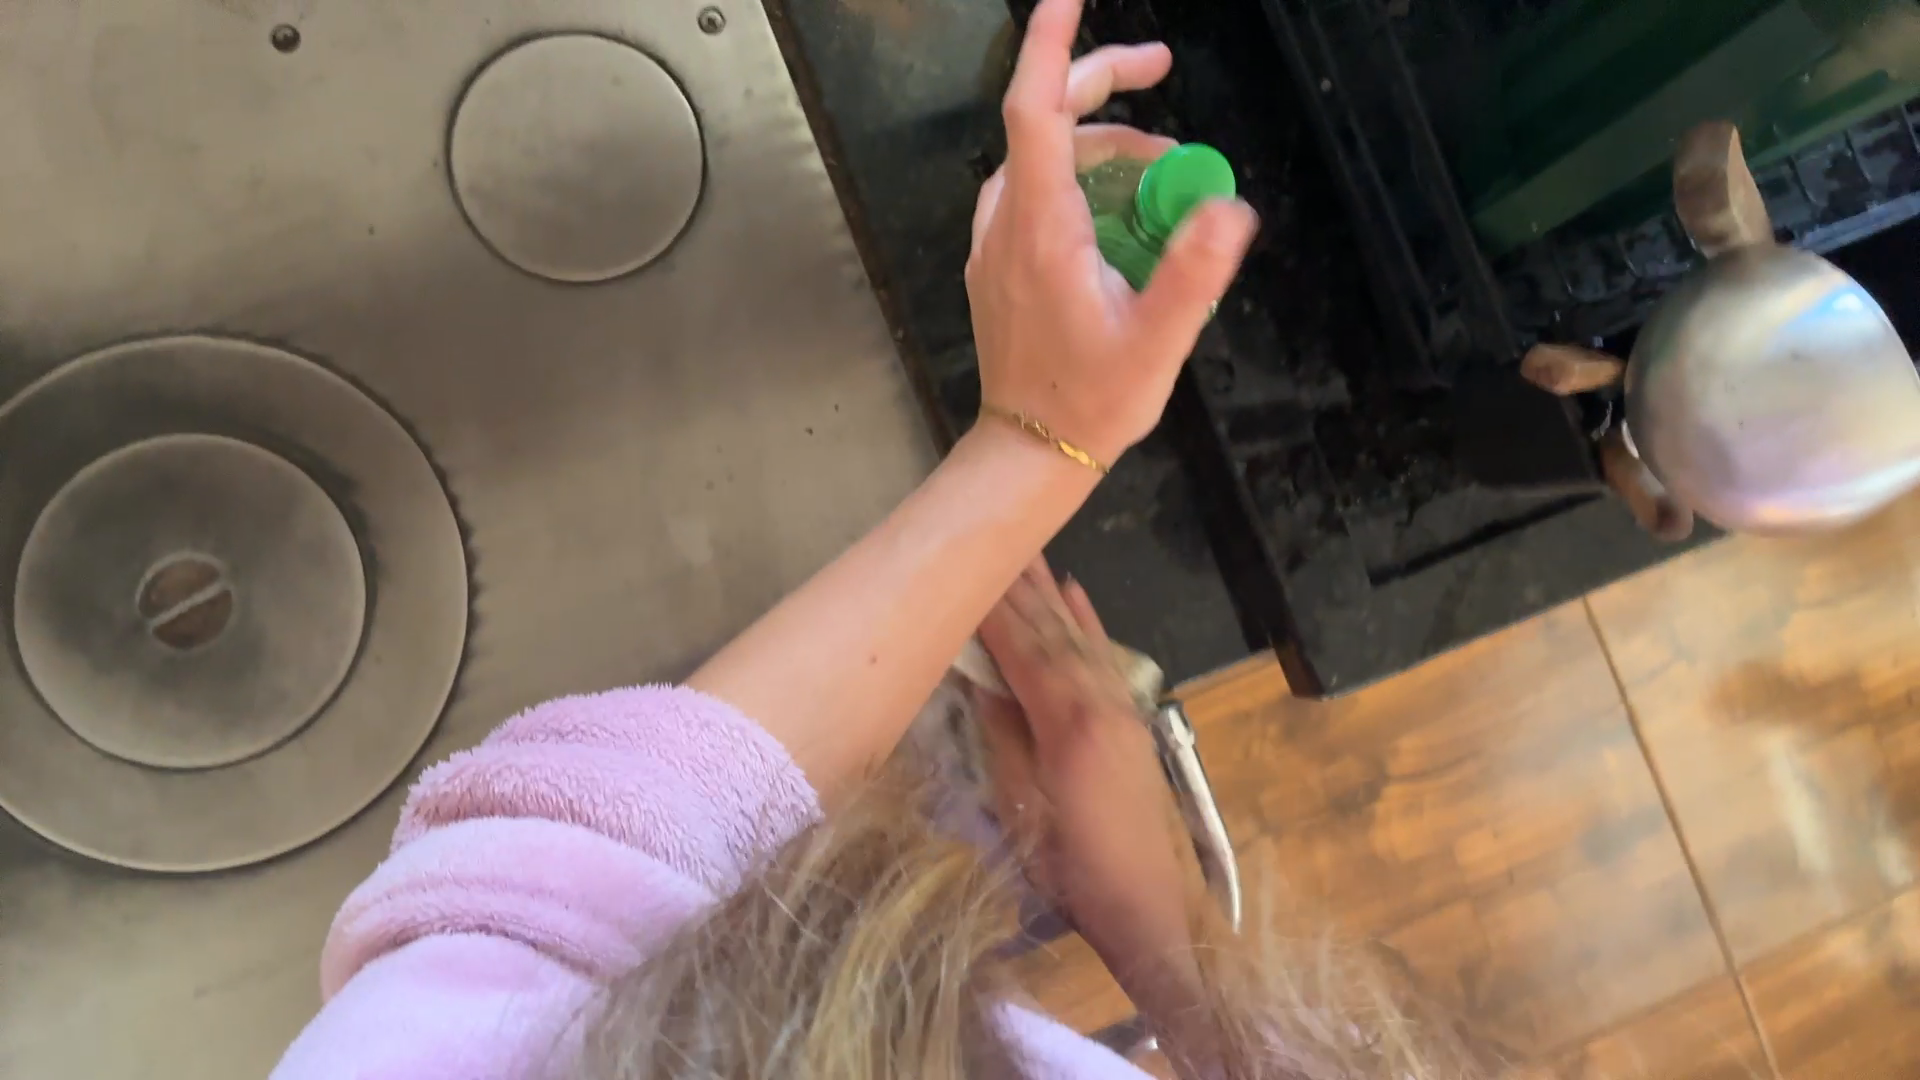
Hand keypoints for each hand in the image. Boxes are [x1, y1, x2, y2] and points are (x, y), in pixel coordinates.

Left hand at [967, 0, 1258, 465]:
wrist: (1030, 450)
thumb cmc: (1090, 402)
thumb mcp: (1156, 343)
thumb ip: (1193, 274)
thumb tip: (1231, 205)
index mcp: (1042, 232)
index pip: (1035, 108)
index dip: (1053, 42)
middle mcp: (1006, 228)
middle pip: (1040, 124)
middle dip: (1102, 87)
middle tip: (1163, 75)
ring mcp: (993, 250)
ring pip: (1035, 163)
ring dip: (1094, 144)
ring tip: (1157, 167)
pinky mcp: (995, 272)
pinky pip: (1029, 199)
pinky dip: (1070, 181)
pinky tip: (1111, 210)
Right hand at [975, 560, 1205, 955]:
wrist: (1147, 905)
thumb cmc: (1070, 868)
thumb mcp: (1020, 808)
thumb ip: (1003, 733)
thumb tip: (983, 678)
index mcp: (1067, 721)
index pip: (1023, 649)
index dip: (992, 610)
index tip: (965, 570)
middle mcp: (1100, 698)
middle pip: (1053, 630)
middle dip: (1020, 584)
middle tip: (995, 538)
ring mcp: (1121, 704)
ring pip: (1079, 634)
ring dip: (1050, 590)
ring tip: (1028, 549)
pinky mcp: (1131, 715)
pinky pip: (1107, 654)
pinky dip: (1089, 618)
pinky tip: (1077, 591)